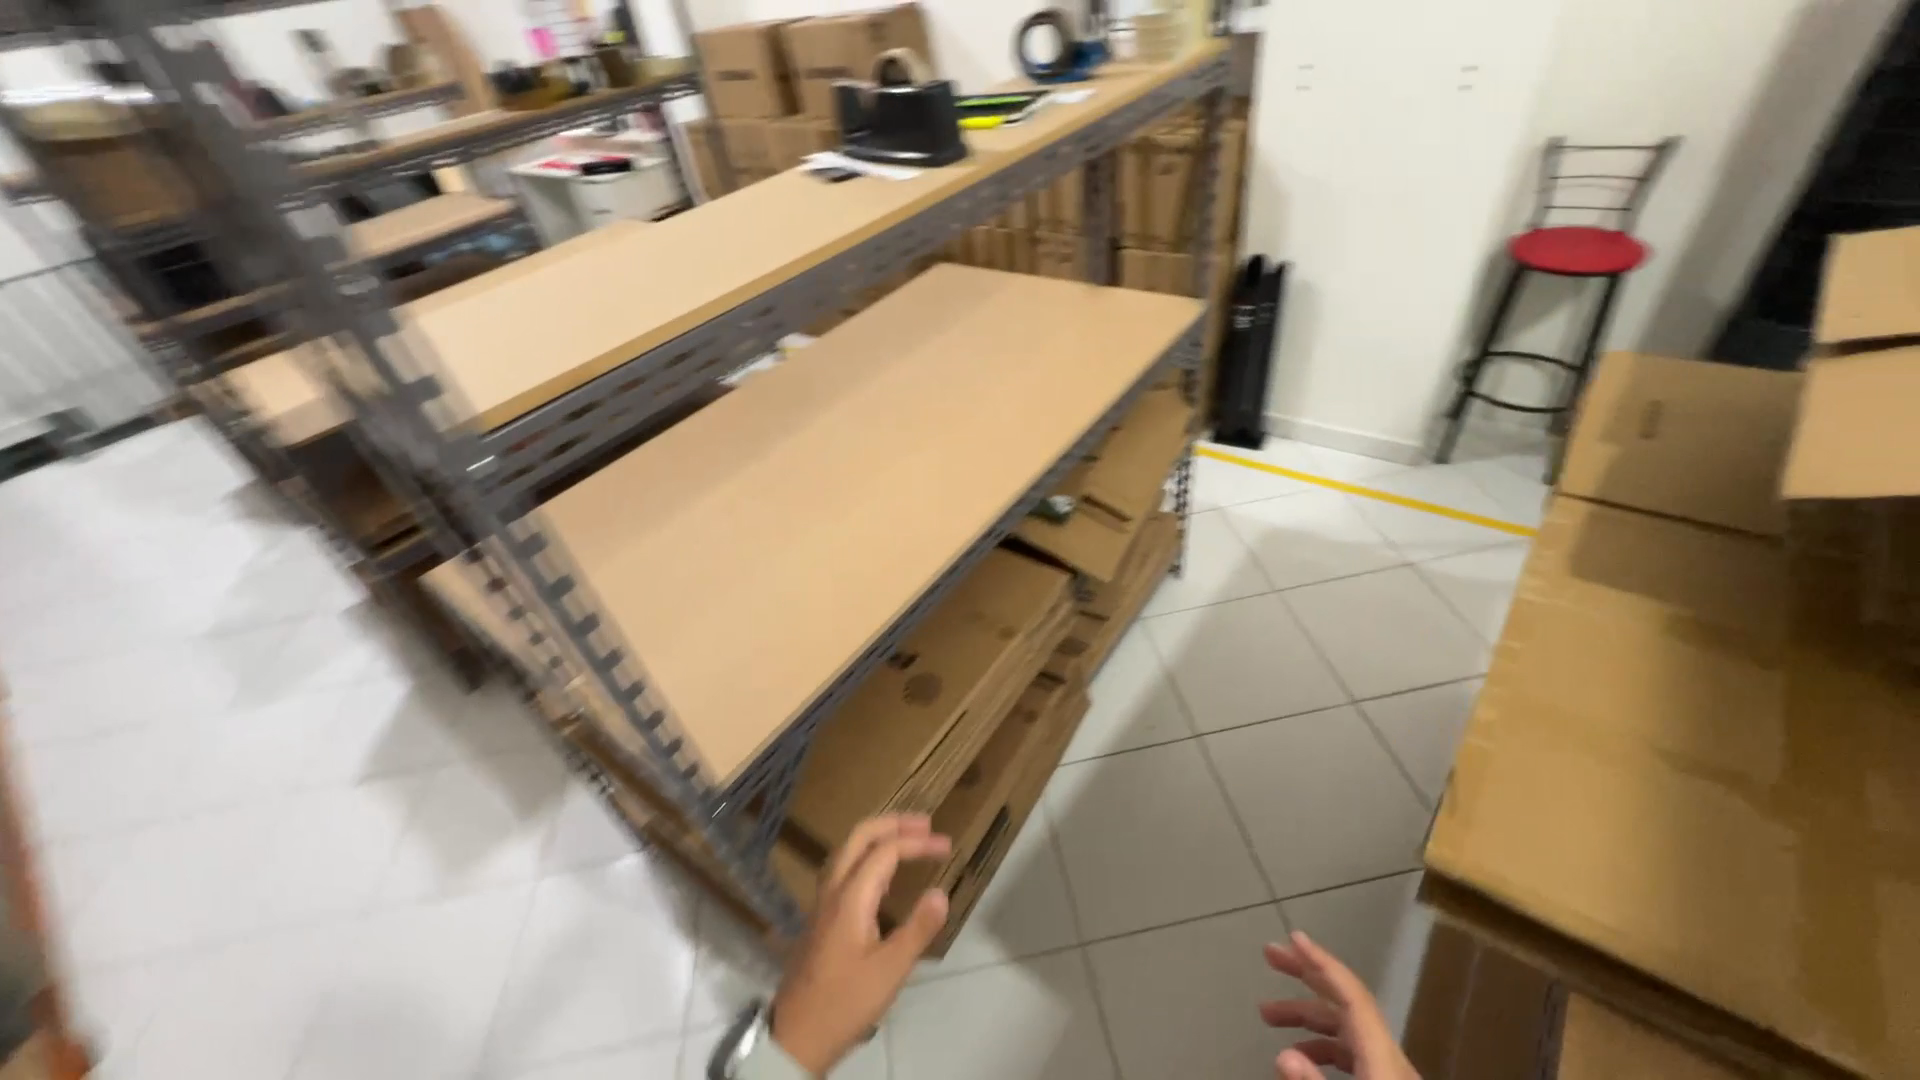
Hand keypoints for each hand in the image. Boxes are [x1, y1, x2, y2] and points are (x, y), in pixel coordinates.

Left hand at [771, 815, 952, 1075]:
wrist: (796, 1036)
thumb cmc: (845, 1002)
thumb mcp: (890, 970)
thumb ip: (917, 928)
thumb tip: (941, 892)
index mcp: (850, 897)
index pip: (885, 851)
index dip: (917, 842)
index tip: (947, 845)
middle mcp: (832, 891)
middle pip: (858, 837)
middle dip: (893, 823)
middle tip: (925, 824)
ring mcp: (822, 904)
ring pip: (847, 852)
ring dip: (877, 837)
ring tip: (906, 839)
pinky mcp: (820, 919)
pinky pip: (844, 870)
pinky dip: (867, 856)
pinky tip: (881, 876)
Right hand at [1260, 931, 1419, 1079]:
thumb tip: (1282, 1054)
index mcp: (1382, 1060)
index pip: (1351, 996)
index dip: (1322, 963)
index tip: (1293, 938)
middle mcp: (1388, 1060)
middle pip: (1347, 1002)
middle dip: (1307, 975)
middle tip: (1269, 956)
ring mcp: (1388, 1075)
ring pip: (1345, 1028)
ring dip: (1306, 1015)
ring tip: (1267, 1016)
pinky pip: (1350, 1053)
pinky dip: (1320, 1045)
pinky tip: (1298, 1059)